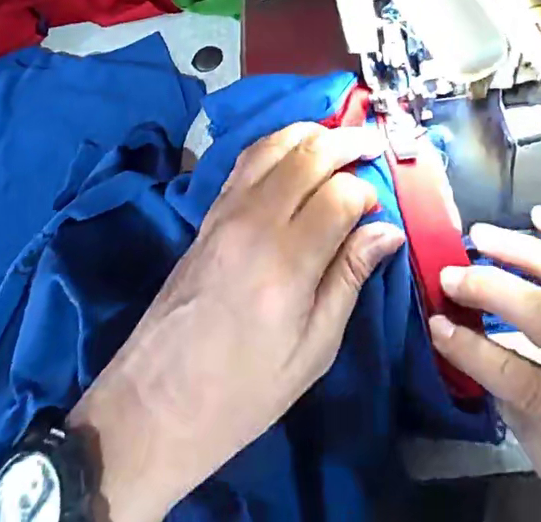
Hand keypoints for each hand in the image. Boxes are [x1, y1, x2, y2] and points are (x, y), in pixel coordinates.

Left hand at [67, 124, 404, 521]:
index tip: (377, 211)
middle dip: (347, 142)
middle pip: (308, 154)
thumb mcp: (312, 350)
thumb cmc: (243, 391)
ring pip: (273, 145)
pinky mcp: (207, 215)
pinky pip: (246, 160)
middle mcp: (254, 224)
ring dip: (312, 134)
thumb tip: (387, 231)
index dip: (366, 192)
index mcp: (286, 263)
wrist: (153, 406)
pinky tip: (296, 153)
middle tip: (373, 145)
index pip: (339, 195)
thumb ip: (349, 278)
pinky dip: (278, 145)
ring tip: (340, 140)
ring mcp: (225, 214)